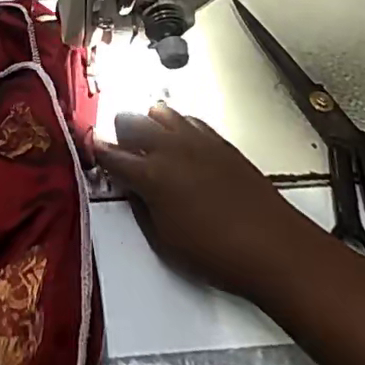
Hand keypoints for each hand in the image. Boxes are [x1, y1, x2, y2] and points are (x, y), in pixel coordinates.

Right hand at [96, 104, 314, 297]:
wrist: (272, 246)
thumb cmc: (216, 253)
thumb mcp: (165, 241)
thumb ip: (141, 208)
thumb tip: (132, 191)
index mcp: (150, 174)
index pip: (111, 154)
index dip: (97, 150)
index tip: (92, 148)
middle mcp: (169, 147)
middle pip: (131, 121)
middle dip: (120, 132)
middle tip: (121, 149)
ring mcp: (195, 139)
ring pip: (159, 112)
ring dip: (149, 123)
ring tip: (150, 142)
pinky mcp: (218, 140)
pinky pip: (188, 120)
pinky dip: (177, 126)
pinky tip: (181, 143)